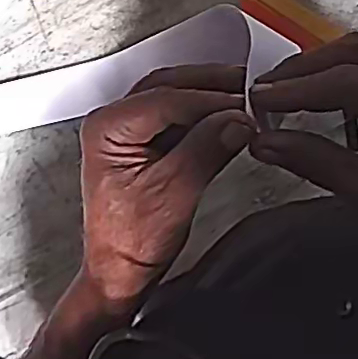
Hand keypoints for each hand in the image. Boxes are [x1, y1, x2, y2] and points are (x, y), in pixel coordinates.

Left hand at [77, 65, 256, 309]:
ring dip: (209, 93)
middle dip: (211, 85)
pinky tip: (228, 114)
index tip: (243, 106)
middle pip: (168, 85)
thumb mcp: (173, 194)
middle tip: (248, 87)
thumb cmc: (130, 243)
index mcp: (108, 128)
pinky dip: (204, 111)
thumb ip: (204, 150)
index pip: (166, 99)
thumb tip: (236, 120)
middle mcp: (113, 121)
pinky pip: (177, 112)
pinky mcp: (144, 139)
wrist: (121, 273)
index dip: (209, 100)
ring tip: (244, 97)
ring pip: (173, 93)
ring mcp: (128, 128)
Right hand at [248, 33, 357, 292]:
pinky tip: (323, 92)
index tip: (260, 99)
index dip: (299, 89)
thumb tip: (265, 142)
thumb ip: (321, 164)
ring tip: (285, 89)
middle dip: (307, 69)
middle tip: (266, 89)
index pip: (354, 82)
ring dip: (324, 67)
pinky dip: (348, 74)